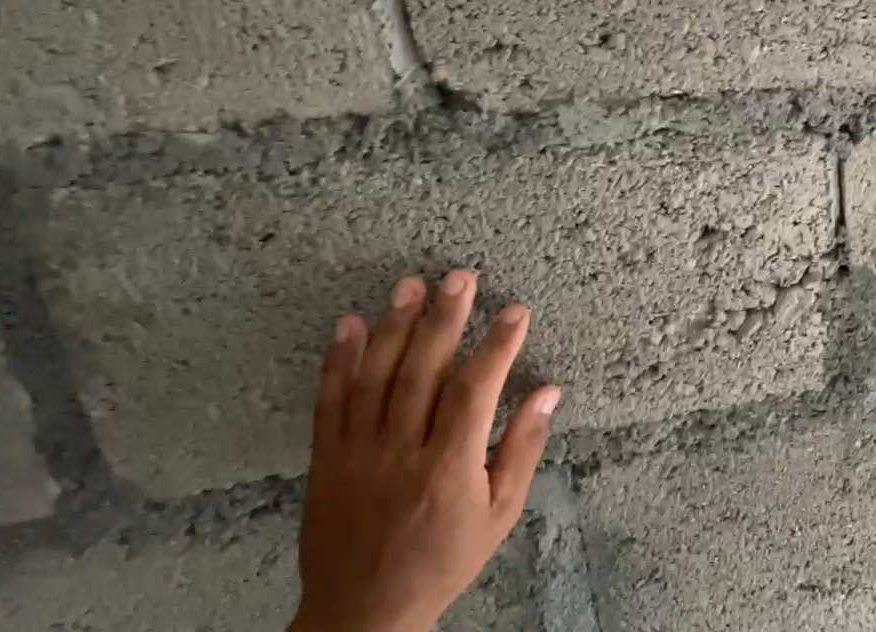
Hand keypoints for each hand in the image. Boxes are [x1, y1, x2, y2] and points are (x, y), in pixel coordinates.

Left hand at [292, 271, 560, 631]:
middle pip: (421, 374)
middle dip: (443, 320)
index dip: (496, 347)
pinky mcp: (326, 461)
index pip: (474, 392)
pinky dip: (339, 362)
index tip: (516, 311)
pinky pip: (329, 404)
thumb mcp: (501, 513)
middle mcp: (399, 454)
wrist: (360, 615)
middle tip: (460, 277)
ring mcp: (356, 456)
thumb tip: (548, 391)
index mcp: (448, 468)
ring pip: (375, 380)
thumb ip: (522, 448)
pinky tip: (351, 325)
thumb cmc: (444, 559)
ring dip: (394, 328)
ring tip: (411, 285)